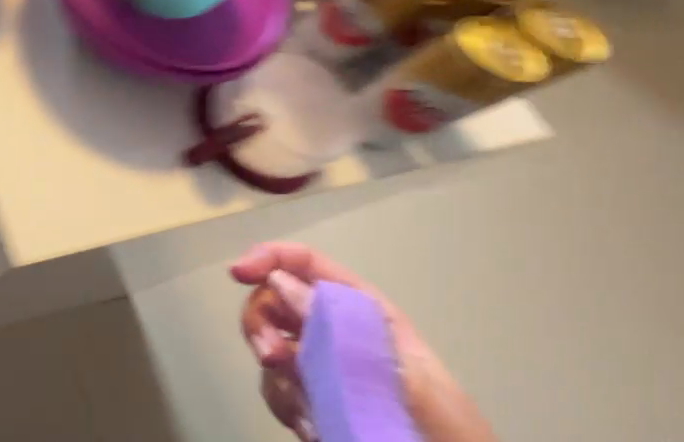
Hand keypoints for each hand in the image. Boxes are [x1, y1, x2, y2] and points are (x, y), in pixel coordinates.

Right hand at [231, 242, 497, 441]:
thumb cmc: (445, 429)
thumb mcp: (403, 375)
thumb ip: (342, 327)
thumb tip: (280, 282)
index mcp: (364, 311)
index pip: (306, 263)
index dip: (268, 257)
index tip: (238, 273)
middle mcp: (336, 331)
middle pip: (274, 300)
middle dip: (261, 323)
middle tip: (269, 356)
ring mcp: (322, 366)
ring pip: (269, 346)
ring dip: (278, 375)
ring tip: (309, 414)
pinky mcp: (313, 400)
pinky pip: (278, 388)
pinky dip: (288, 407)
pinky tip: (314, 429)